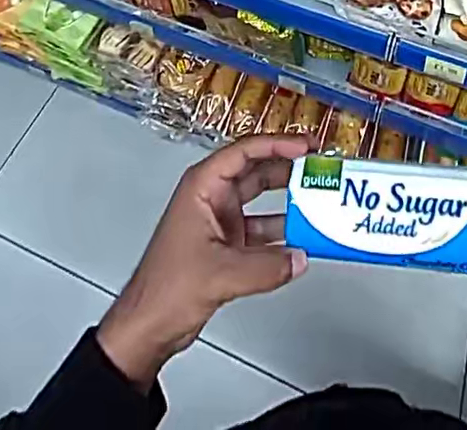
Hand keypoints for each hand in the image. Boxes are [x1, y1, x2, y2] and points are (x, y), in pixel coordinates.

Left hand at [97, 135, 310, 389]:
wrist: (150, 323)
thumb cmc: (165, 286)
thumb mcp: (221, 273)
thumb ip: (265, 267)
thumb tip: (298, 258)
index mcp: (202, 186)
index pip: (244, 152)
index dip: (276, 144)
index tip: (304, 146)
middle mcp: (212, 195)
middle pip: (255, 169)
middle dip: (286, 163)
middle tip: (317, 161)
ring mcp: (220, 217)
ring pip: (260, 197)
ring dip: (287, 195)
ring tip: (316, 191)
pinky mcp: (227, 241)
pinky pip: (262, 226)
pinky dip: (282, 229)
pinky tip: (302, 235)